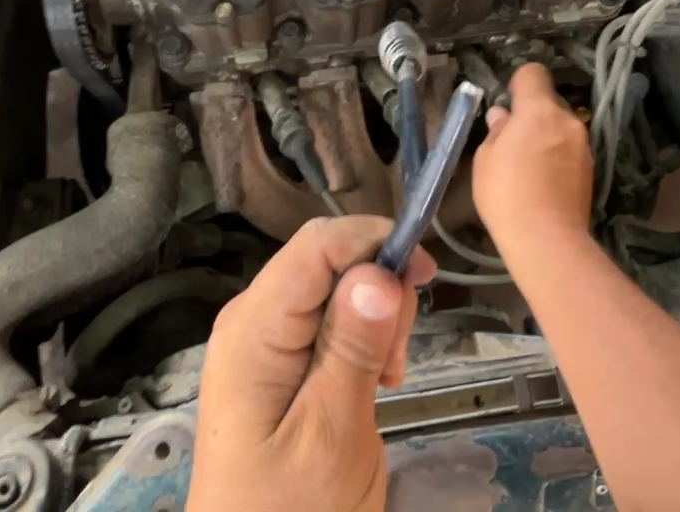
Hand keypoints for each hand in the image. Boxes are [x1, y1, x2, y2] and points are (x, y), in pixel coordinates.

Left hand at [187, 216, 435, 511]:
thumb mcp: (330, 437)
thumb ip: (353, 349)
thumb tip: (381, 271)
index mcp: (254, 328)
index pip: (317, 244)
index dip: (373, 241)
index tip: (424, 274)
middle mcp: (254, 316)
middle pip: (330, 257)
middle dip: (378, 289)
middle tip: (394, 361)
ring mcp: (267, 336)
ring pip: (338, 283)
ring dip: (376, 316)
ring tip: (384, 379)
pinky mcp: (284, 356)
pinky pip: (333, 316)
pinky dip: (366, 335)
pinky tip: (372, 379)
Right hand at [473, 63, 593, 252]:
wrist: (547, 240)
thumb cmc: (507, 194)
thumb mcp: (486, 159)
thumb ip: (497, 131)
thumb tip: (503, 116)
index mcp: (539, 110)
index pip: (533, 73)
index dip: (518, 83)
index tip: (507, 105)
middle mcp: (567, 120)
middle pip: (548, 102)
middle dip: (531, 114)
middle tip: (512, 142)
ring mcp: (584, 145)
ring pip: (560, 127)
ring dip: (546, 136)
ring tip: (528, 167)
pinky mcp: (591, 169)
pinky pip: (569, 149)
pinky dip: (557, 156)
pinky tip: (544, 182)